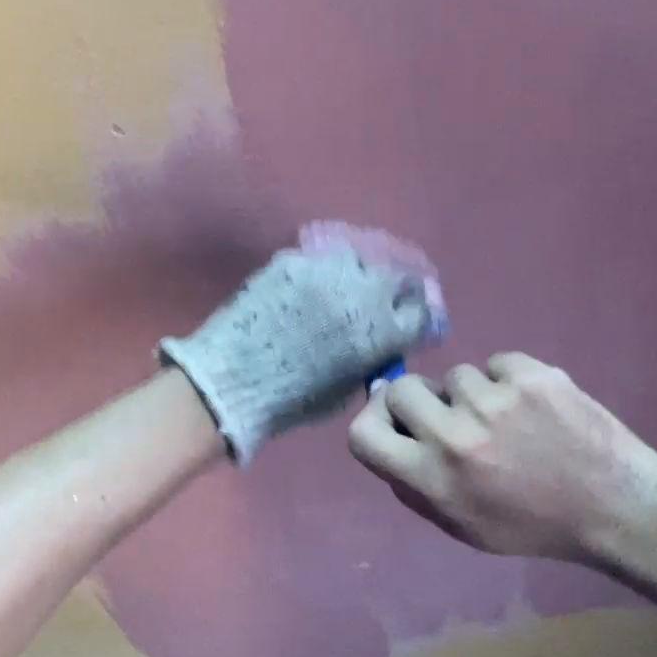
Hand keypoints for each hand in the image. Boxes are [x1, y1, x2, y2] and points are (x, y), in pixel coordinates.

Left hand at [160, 247, 431, 463]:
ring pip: (362, 259)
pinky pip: (324, 257)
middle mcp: (362, 292)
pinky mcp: (296, 259)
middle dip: (401, 289)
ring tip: (353, 286)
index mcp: (380, 331)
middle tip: (391, 298)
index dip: (423, 318)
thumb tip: (380, 344)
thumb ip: (372, 357)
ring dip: (363, 274)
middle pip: (399, 277)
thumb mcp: (346, 389)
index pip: (422, 314)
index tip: (415, 322)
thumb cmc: (292, 398)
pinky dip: (329, 270)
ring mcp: (327, 269)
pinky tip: (320, 283)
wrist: (234, 377)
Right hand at [347, 352, 656, 565]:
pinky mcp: (530, 376)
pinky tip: (535, 408)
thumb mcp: (462, 525)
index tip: (394, 421)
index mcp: (433, 480)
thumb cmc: (534, 525)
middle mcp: (454, 437)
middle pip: (400, 388)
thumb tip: (385, 431)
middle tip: (450, 416)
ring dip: (473, 395)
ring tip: (510, 422)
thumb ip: (414, 482)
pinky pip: (497, 363)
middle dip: (421, 399)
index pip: (363, 433)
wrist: (617, 509)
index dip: (373, 420)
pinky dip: (510, 380)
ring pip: (456, 375)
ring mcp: (493, 401)